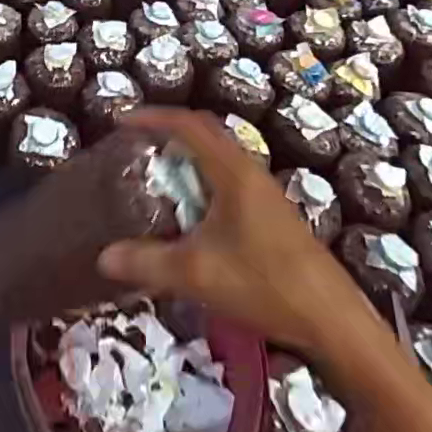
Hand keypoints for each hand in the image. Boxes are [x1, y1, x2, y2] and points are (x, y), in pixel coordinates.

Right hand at [97, 108, 376, 354]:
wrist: (328, 315)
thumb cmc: (262, 282)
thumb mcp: (196, 273)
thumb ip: (147, 262)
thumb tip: (103, 256)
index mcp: (232, 170)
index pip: (188, 124)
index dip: (153, 117)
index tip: (122, 121)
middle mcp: (249, 170)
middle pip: (205, 133)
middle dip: (169, 133)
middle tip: (137, 145)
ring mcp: (264, 190)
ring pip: (219, 157)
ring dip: (188, 159)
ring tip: (158, 179)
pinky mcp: (271, 212)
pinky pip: (229, 179)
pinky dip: (203, 181)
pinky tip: (192, 216)